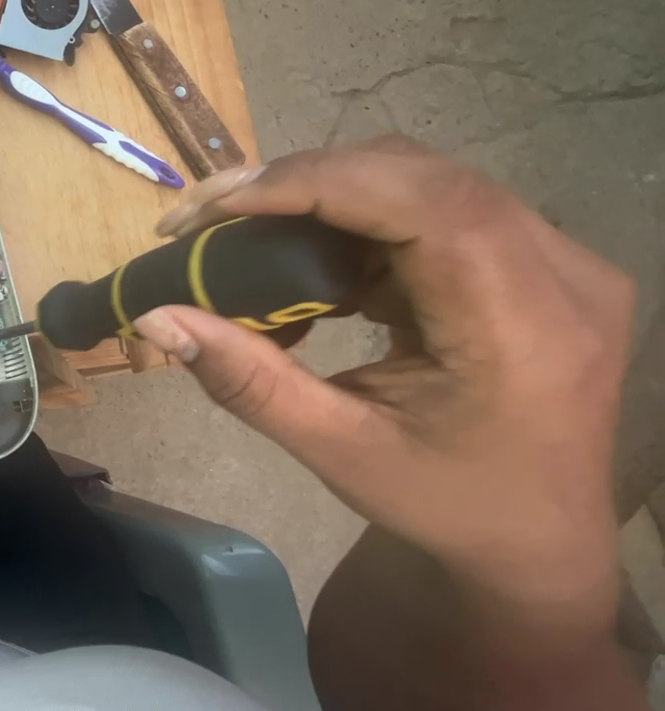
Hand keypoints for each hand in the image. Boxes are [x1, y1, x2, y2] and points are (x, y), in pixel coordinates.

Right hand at [132, 137, 633, 589]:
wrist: (534, 533)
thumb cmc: (442, 502)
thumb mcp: (332, 447)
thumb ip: (244, 379)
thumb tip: (153, 317)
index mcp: (522, 327)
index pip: (428, 207)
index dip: (316, 185)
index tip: (218, 206)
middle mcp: (558, 273)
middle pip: (420, 177)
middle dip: (298, 181)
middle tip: (201, 216)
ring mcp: (550, 262)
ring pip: (419, 183)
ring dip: (316, 198)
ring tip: (233, 236)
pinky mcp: (524, 264)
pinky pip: (423, 212)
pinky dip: (342, 225)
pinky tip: (294, 266)